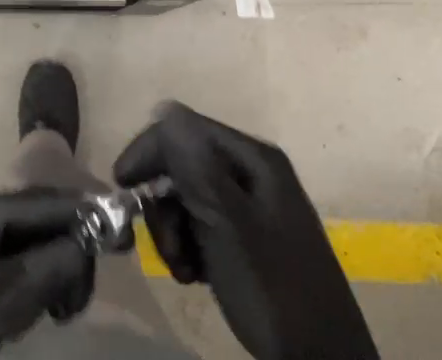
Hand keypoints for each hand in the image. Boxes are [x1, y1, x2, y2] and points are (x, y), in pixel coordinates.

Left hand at [0, 189, 93, 359]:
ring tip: (59, 314)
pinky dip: (32, 289)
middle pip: (39, 221)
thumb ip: (36, 274)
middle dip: (68, 253)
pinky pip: (13, 271)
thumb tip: (87, 243)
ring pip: (29, 248)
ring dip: (52, 275)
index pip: (44, 201)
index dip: (87, 215)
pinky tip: (34, 316)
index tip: (128, 237)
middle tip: (78, 304)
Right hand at [114, 103, 377, 359]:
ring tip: (184, 271)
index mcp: (255, 160)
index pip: (185, 130)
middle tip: (167, 246)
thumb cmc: (273, 287)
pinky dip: (189, 250)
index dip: (149, 152)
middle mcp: (253, 175)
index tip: (121, 186)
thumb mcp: (228, 224)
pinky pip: (201, 228)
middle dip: (163, 206)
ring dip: (173, 234)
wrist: (321, 359)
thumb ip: (196, 167)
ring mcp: (252, 208)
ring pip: (187, 201)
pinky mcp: (247, 240)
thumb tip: (167, 107)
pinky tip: (196, 277)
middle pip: (183, 167)